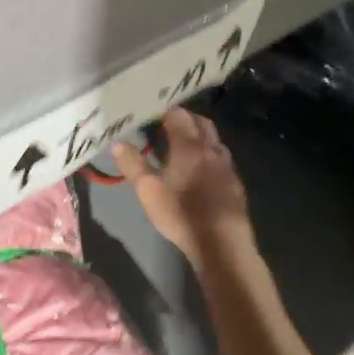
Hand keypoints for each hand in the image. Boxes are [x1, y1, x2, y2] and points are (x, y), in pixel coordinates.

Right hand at [112, 108, 251, 261]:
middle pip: (202, 123)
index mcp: (189, 147)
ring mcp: (227, 167)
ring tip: (184, 144)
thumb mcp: (148, 191)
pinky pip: (222, 158)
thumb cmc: (181, 214)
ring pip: (215, 140)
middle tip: (168, 123)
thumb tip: (118, 143)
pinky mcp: (235, 183)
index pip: (180, 116)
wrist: (222, 244)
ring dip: (201, 135)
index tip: (153, 111)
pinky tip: (201, 170)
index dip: (166, 110)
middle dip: (186, 118)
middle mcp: (211, 150)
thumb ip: (133, 165)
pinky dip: (210, 154)